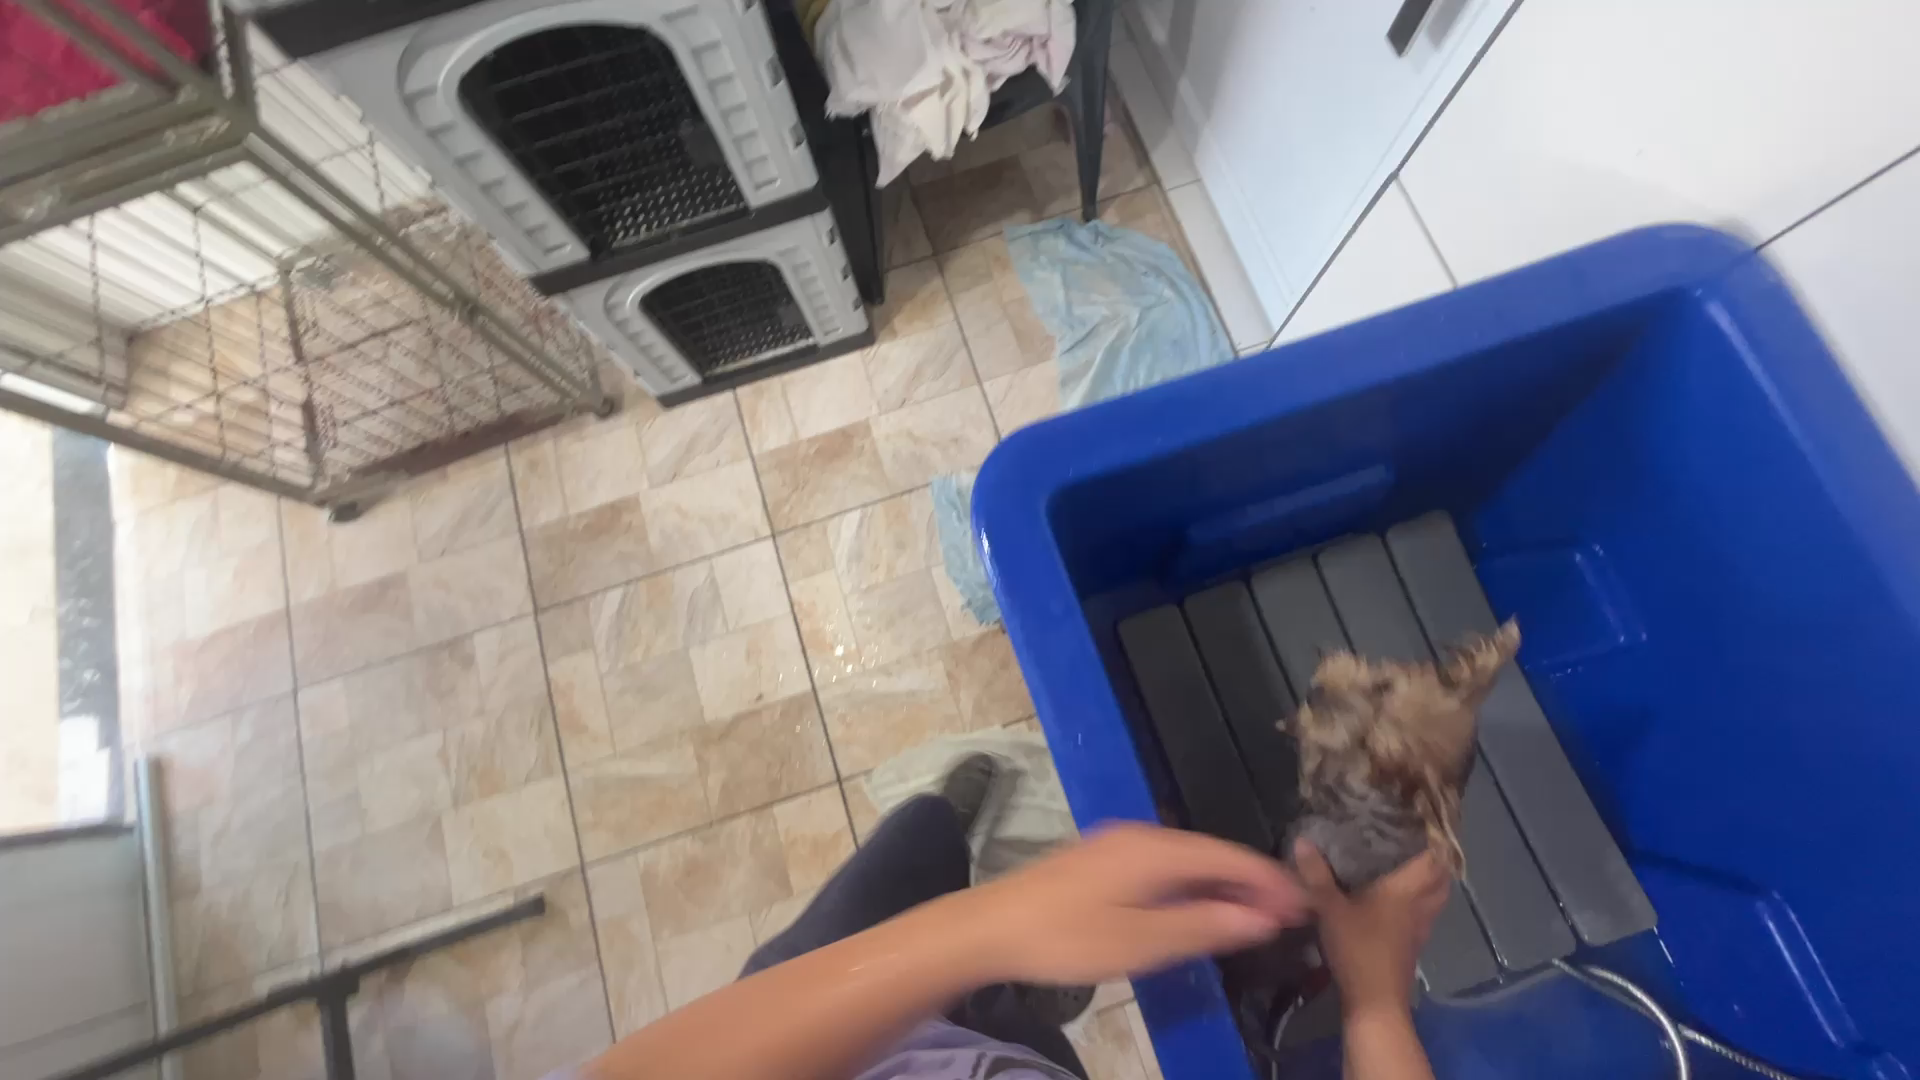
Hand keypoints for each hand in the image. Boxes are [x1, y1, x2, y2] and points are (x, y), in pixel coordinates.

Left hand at [955, 822, 1308, 986]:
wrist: (996, 925)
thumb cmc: (1068, 937)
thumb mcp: (1142, 941)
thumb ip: (1204, 926)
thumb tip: (1262, 916)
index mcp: (1154, 849)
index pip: (1228, 855)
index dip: (1270, 880)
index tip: (1306, 907)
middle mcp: (1140, 836)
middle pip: (1209, 853)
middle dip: (1251, 882)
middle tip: (1289, 918)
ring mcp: (1119, 844)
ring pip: (1187, 859)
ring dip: (1223, 885)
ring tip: (1256, 918)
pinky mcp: (1105, 859)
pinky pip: (1165, 865)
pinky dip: (1192, 884)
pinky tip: (1201, 908)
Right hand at [1294, 839, 1450, 1018]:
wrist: (1375, 1001)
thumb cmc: (1357, 948)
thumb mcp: (1328, 907)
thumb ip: (1315, 873)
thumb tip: (1303, 840)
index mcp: (1404, 892)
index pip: (1432, 861)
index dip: (1435, 840)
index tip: (1426, 818)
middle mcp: (1418, 906)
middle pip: (1441, 879)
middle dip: (1438, 859)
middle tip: (1418, 838)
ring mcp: (1418, 928)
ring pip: (1436, 897)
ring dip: (1431, 879)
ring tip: (1411, 861)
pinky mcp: (1411, 944)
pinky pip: (1424, 911)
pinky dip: (1420, 898)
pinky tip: (1399, 895)